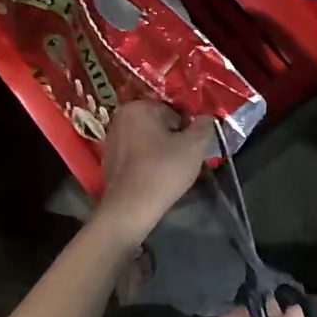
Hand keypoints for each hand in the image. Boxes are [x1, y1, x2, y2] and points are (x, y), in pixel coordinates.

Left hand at [92, 101, 214, 240]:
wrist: (130, 209)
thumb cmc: (163, 171)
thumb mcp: (195, 145)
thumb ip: (205, 125)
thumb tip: (207, 117)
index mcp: (138, 107)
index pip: (174, 110)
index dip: (188, 128)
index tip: (193, 147)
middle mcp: (120, 119)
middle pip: (160, 124)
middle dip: (175, 139)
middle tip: (185, 159)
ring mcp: (112, 140)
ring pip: (148, 140)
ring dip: (162, 151)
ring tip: (172, 171)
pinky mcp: (109, 161)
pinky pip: (137, 155)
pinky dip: (148, 162)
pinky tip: (156, 178)